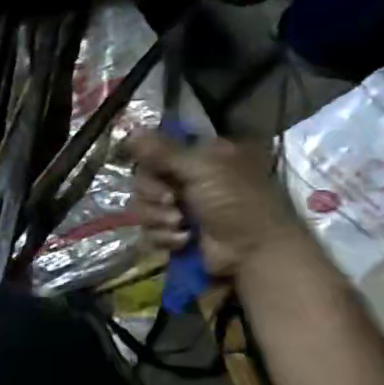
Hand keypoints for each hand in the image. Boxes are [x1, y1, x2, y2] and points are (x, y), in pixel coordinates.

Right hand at [128, 133, 302, 275]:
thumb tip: (131, 131)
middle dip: (153, 193)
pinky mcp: (175, 235)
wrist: (252, 253)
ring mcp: (180, 209)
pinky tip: (183, 241)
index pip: (156, 151)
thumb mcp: (202, 169)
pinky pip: (149, 232)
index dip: (150, 162)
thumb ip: (163, 151)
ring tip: (179, 224)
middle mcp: (188, 179)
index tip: (155, 171)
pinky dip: (163, 237)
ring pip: (142, 207)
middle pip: (144, 179)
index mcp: (199, 157)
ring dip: (157, 217)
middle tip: (171, 201)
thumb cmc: (235, 202)